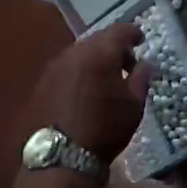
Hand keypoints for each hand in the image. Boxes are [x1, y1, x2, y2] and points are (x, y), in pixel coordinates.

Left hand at [26, 24, 152, 163]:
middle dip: (113, 47)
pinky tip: (85, 88)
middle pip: (97, 40)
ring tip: (105, 78)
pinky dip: (79, 71)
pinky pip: (66, 68)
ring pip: (79, 53)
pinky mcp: (42, 82)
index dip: (133, 33)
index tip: (141, 40)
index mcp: (99, 53)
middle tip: (125, 63)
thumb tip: (143, 64)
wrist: (63, 156)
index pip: (119, 31)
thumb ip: (141, 78)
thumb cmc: (105, 129)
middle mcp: (74, 53)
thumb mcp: (133, 106)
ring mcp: (54, 67)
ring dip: (94, 59)